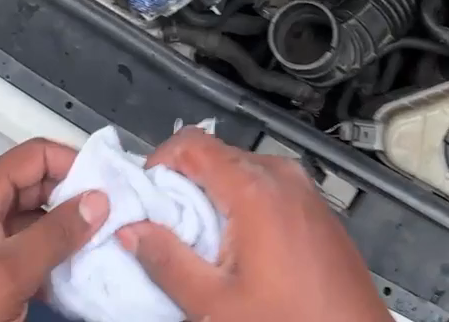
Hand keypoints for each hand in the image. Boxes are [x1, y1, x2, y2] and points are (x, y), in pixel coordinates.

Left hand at [0, 138, 108, 321]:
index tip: (111, 184)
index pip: (36, 155)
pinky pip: (25, 251)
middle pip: (37, 185)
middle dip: (74, 198)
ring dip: (66, 232)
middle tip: (116, 216)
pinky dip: (50, 258)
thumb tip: (100, 198)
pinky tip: (78, 275)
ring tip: (105, 244)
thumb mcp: (10, 271)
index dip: (73, 163)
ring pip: (34, 220)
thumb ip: (56, 233)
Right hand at [118, 128, 390, 321]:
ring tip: (203, 242)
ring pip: (241, 170)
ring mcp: (302, 188)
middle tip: (167, 224)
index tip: (147, 191)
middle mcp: (281, 176)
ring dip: (214, 194)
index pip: (193, 143)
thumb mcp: (217, 305)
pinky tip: (240, 247)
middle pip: (216, 154)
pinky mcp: (314, 206)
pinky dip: (244, 203)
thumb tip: (133, 231)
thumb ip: (168, 262)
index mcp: (254, 189)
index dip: (161, 159)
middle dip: (185, 183)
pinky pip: (267, 186)